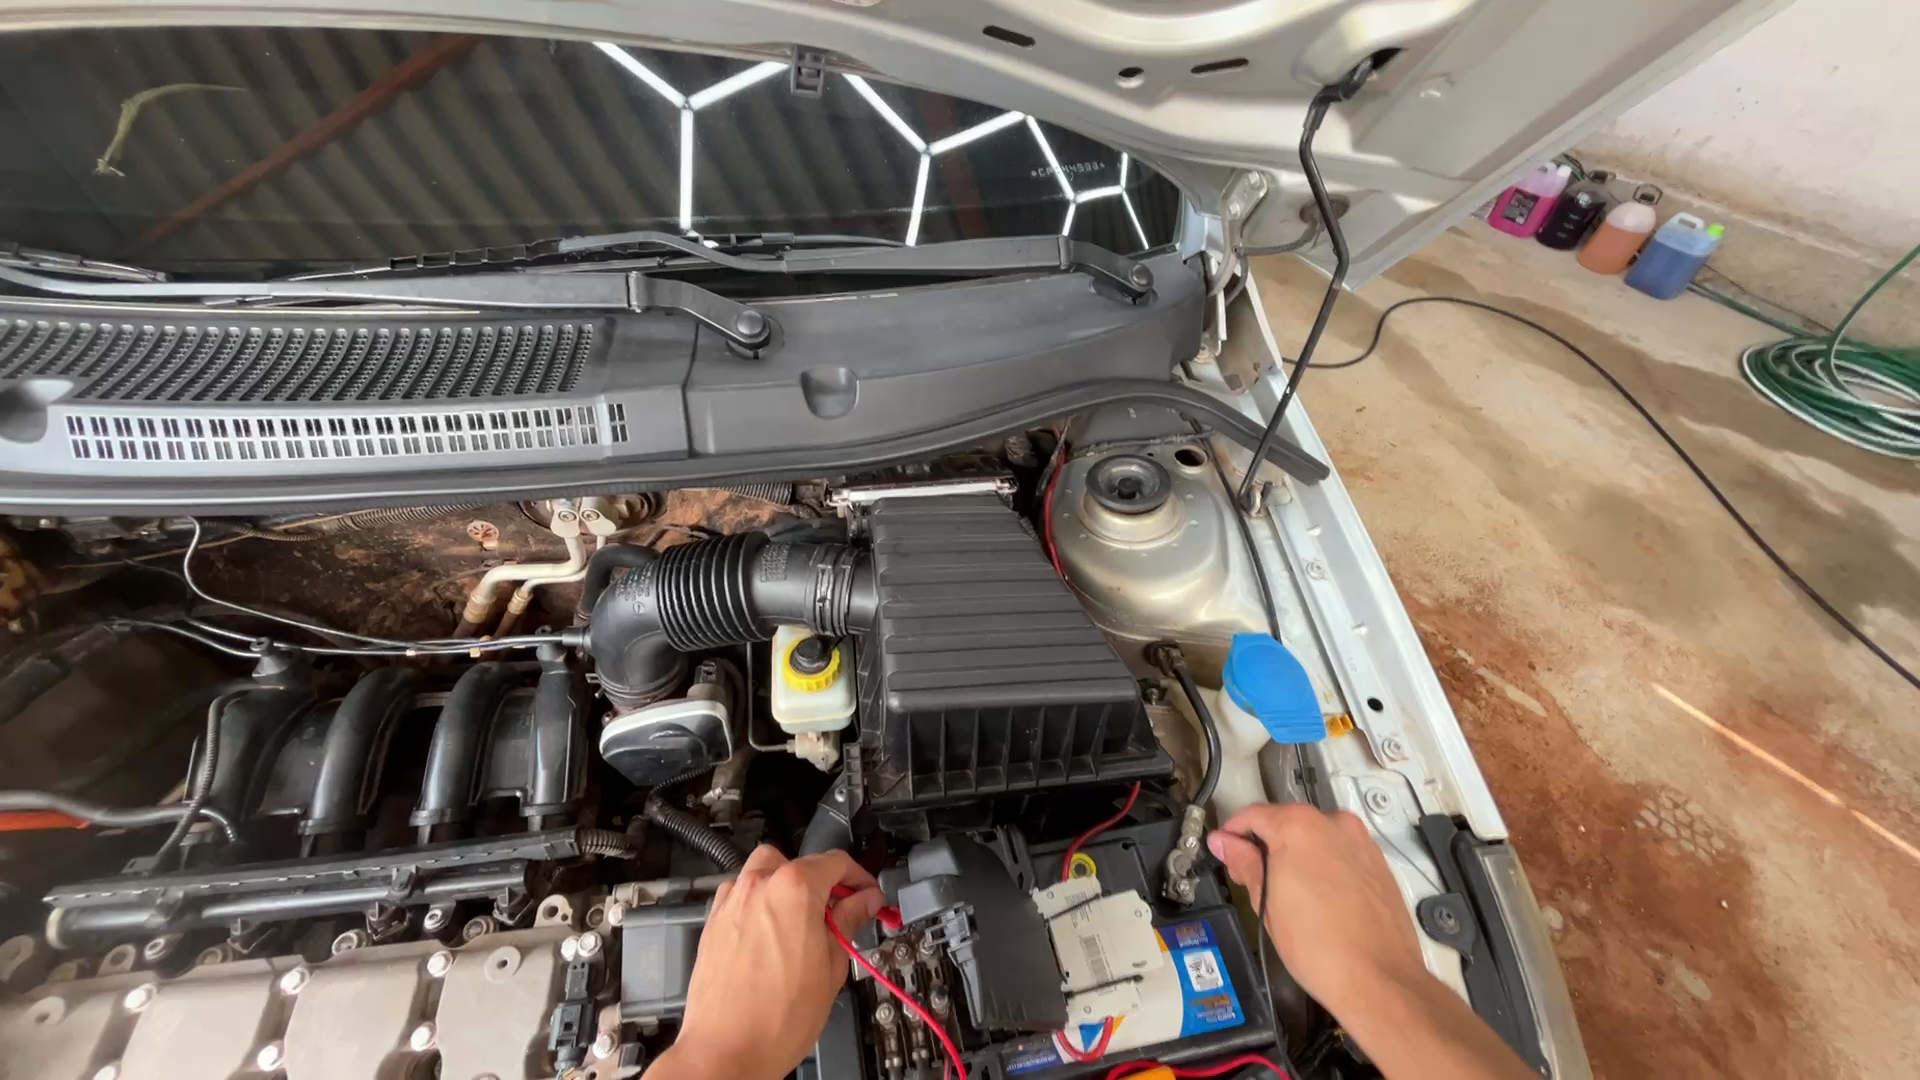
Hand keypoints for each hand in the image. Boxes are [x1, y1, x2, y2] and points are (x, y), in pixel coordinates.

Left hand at [645, 845, 883, 1079]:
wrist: (726, 1052)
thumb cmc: (775, 1018)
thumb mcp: (832, 964)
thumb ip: (849, 921)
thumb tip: (864, 901)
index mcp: (796, 887)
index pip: (838, 862)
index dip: (861, 879)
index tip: (868, 895)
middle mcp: (761, 884)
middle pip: (800, 862)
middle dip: (823, 881)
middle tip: (838, 910)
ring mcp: (734, 901)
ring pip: (766, 871)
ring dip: (787, 885)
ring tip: (801, 919)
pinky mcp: (714, 921)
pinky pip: (741, 894)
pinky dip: (759, 902)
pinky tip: (770, 931)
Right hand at [1208, 802, 1425, 1014]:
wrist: (1380, 983)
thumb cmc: (1320, 946)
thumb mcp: (1265, 900)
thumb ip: (1243, 862)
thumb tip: (1225, 843)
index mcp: (1299, 826)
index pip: (1253, 815)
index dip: (1233, 834)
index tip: (1225, 850)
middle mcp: (1333, 824)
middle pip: (1285, 822)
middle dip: (1266, 845)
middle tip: (1251, 875)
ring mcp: (1360, 843)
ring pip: (1314, 837)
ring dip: (1296, 854)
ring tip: (1287, 892)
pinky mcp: (1379, 865)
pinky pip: (1340, 853)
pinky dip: (1324, 865)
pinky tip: (1318, 898)